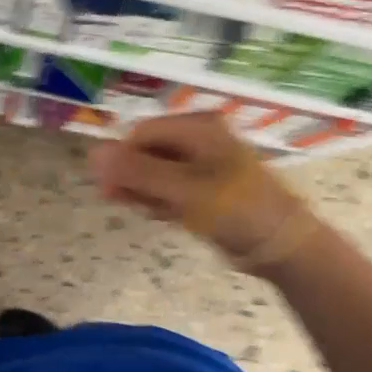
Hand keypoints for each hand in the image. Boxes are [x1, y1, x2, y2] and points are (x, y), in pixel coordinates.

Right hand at [89, 112, 311, 276]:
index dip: (121, 157)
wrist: (279, 244)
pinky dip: (160, 200)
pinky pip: (170, 188)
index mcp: (197, 128)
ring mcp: (203, 165)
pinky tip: (160, 215)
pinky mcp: (205, 189)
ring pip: (156, 172)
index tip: (109, 188)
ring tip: (147, 210)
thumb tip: (92, 154)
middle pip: (148, 151)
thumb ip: (136, 172)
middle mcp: (199, 139)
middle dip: (131, 176)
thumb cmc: (232, 208)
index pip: (142, 133)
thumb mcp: (181, 189)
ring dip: (143, 190)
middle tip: (120, 201)